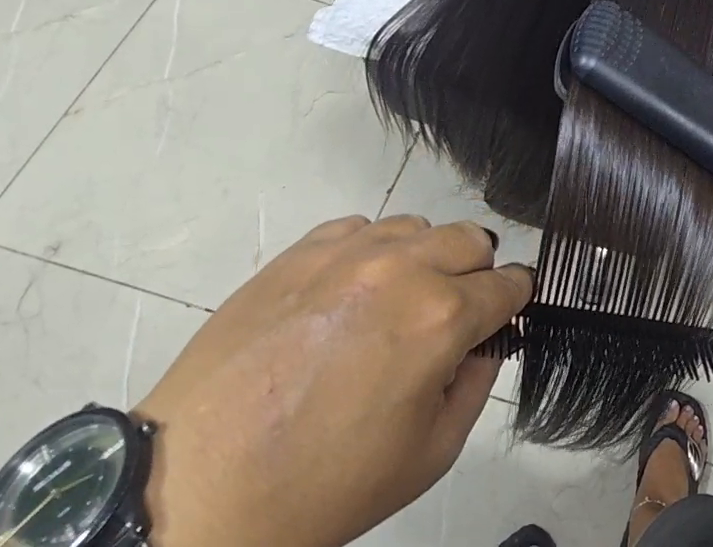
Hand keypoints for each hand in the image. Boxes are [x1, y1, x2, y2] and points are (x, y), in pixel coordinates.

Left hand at [134, 215, 532, 546]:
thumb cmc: (325, 484)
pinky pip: (360, 228)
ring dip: (424, 258)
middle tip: (451, 316)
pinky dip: (371, 252)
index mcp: (442, 318)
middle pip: (471, 239)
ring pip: (417, 227)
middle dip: (476, 273)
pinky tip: (348, 297)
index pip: (509, 283)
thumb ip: (475, 385)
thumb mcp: (429, 454)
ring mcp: (346, 253)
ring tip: (395, 305)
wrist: (197, 485)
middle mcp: (402, 269)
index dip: (514, 302)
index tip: (504, 317)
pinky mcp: (298, 252)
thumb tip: (484, 342)